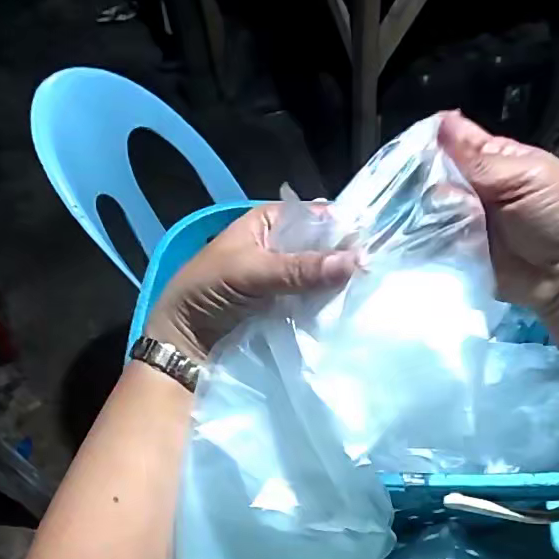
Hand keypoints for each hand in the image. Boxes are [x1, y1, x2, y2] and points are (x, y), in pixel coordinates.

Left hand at [143, 203, 357, 361]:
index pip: (315, 216)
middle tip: (374, 273)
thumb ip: (300, 269)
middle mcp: (281, 247)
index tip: (369, 245)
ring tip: (368, 293)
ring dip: (339, 285)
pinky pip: (316, 302)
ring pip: (322, 276)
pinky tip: (348, 311)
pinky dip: (329, 306)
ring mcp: (287, 280)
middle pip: (323, 247)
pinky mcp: (290, 308)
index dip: (341, 227)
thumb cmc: (207, 292)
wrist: (185, 342)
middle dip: (344, 258)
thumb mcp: (252, 272)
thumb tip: (354, 262)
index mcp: (267, 222)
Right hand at [440, 112, 558, 317]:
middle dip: (424, 178)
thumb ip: (481, 157)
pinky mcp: (458, 253)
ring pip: (429, 208)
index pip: (453, 140)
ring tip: (429, 216)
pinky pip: (433, 241)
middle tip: (426, 190)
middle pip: (433, 174)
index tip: (409, 146)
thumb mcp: (527, 176)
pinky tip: (422, 237)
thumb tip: (441, 123)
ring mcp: (463, 221)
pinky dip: (427, 239)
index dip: (431, 139)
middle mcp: (474, 187)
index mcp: (494, 159)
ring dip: (426, 210)